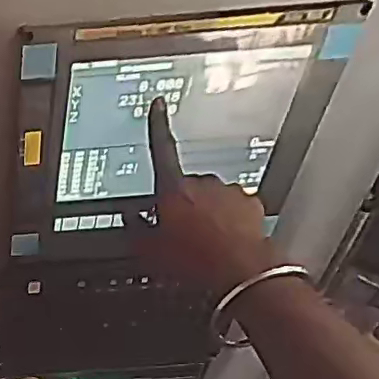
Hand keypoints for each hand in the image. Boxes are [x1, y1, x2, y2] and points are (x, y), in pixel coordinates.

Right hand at [140, 96, 278, 293]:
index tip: (158, 106)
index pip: (161, 149)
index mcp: (174, 190)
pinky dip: (227, 221)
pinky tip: (223, 243)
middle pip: (186, 186)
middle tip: (179, 233)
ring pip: (211, 198)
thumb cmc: (194, 262)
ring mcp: (228, 191)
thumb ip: (136, 229)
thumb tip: (129, 217)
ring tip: (203, 245)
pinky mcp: (249, 203)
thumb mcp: (151, 252)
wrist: (239, 272)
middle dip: (183, 204)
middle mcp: (203, 183)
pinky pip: (233, 208)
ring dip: (206, 215)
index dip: (157, 125)